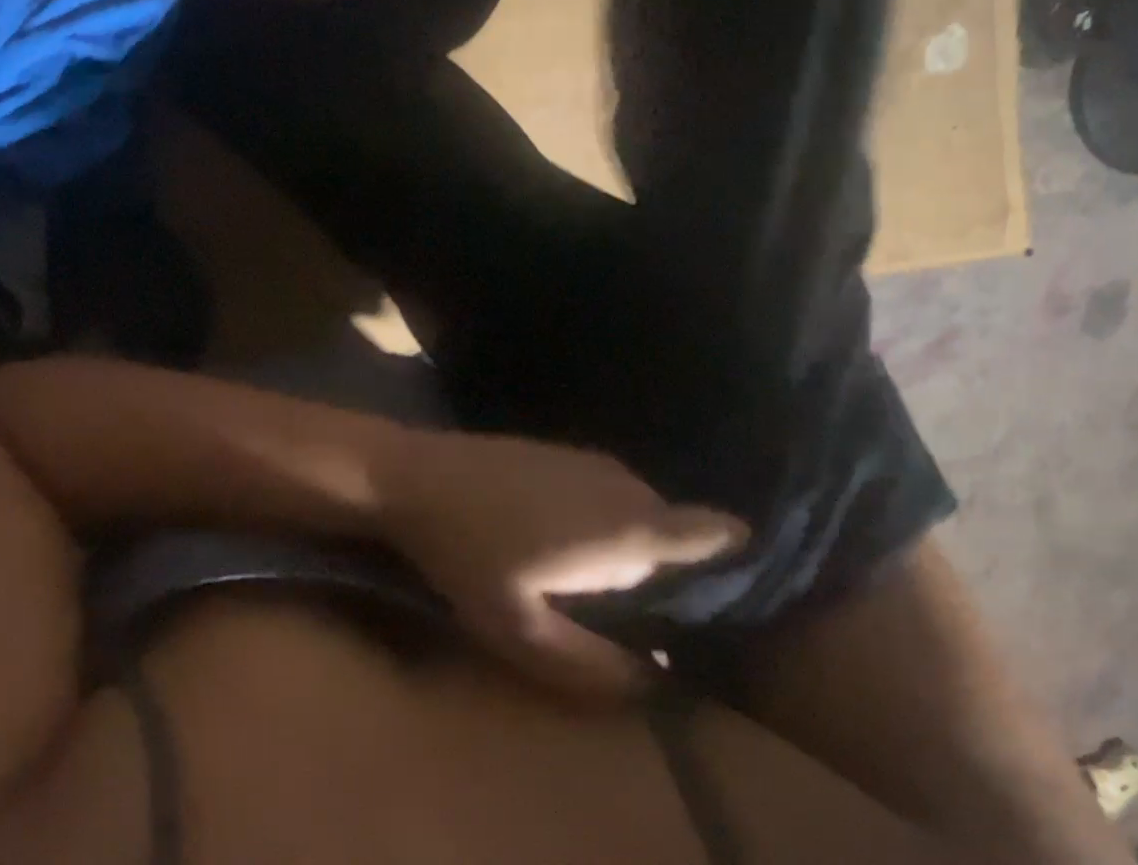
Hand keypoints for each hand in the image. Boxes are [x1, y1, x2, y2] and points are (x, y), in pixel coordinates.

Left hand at [382, 432, 747, 702]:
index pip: (719, 536)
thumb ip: (590, 666)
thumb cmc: (464, 553)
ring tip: (585, 581)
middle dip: (664, 570)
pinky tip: (552, 541)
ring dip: (624, 543)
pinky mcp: (557, 451)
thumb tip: (655, 687)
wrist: (407, 476)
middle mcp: (624, 485)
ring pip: (637, 511)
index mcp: (630, 528)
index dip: (730, 568)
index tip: (707, 606)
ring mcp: (589, 460)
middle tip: (629, 611)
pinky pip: (603, 493)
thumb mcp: (519, 628)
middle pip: (675, 534)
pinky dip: (596, 518)